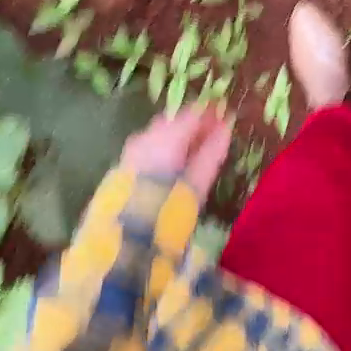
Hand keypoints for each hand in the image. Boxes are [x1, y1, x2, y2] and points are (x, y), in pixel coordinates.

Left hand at [117, 106, 233, 201]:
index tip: (226, 116)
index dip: (211, 112)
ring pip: (161, 133)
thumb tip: (226, 128)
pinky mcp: (124, 163)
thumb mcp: (197, 184)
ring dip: (180, 137)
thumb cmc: (167, 210)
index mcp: (166, 138)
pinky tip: (175, 163)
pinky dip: (166, 147)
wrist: (124, 237)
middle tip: (214, 135)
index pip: (192, 113)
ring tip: (196, 152)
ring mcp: (132, 149)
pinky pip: (150, 145)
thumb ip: (212, 153)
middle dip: (195, 125)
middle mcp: (146, 136)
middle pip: (175, 121)